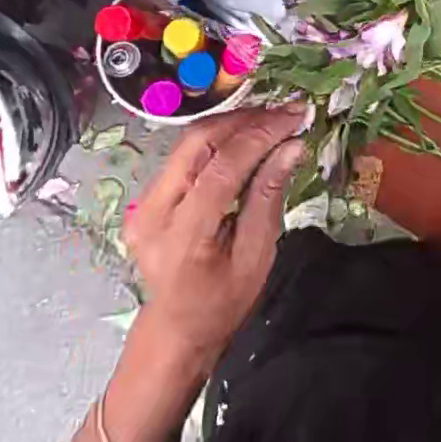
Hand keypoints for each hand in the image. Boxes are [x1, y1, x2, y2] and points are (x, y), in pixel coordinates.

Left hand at [122, 106, 308, 361]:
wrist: (176, 329)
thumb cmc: (222, 303)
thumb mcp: (256, 257)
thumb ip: (269, 197)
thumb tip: (292, 146)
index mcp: (181, 236)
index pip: (221, 169)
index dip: (261, 136)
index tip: (295, 117)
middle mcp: (153, 210)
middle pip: (198, 142)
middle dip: (247, 119)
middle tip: (286, 112)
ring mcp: (145, 200)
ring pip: (190, 141)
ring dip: (234, 123)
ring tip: (273, 118)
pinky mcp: (148, 194)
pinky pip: (186, 153)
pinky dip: (221, 137)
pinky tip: (248, 134)